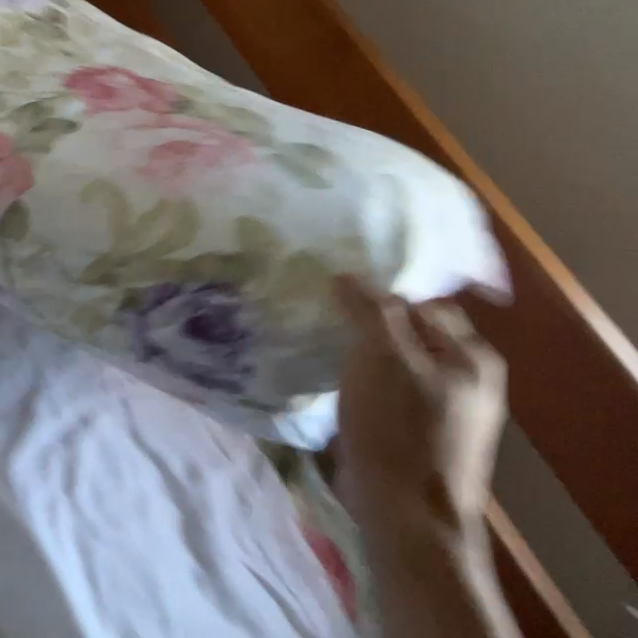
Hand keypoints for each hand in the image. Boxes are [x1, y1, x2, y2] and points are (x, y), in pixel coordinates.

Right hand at [334, 274, 506, 535]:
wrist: (404, 507)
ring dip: (353, 347)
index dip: (376, 291)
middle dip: (362, 318)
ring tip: (312, 336)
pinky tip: (324, 372)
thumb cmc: (399, 427)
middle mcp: (462, 376)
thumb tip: (347, 275)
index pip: (419, 302)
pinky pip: (378, 383)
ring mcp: (438, 403)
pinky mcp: (410, 424)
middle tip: (315, 308)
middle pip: (404, 330)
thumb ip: (371, 312)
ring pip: (387, 357)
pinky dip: (353, 374)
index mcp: (470, 356)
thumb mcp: (383, 358)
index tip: (329, 286)